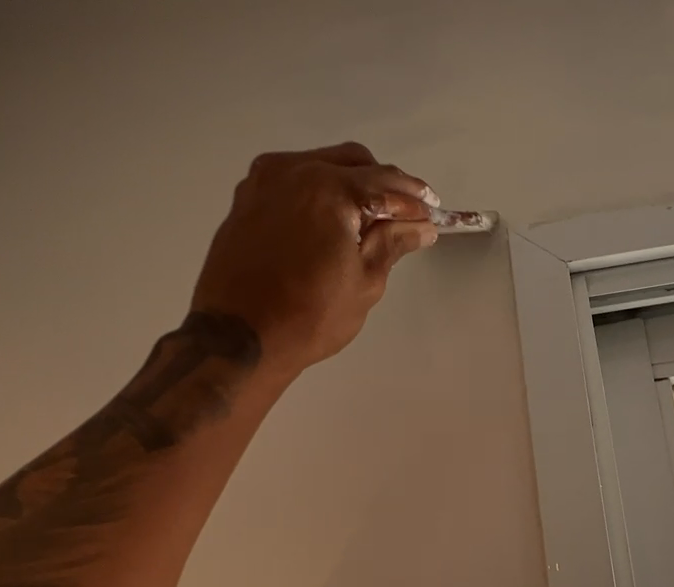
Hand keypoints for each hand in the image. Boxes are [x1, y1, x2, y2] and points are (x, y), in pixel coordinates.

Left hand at [191, 142, 437, 373]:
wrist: (240, 336)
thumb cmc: (310, 315)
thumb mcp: (365, 281)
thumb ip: (393, 243)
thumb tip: (420, 226)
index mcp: (329, 188)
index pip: (386, 183)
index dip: (414, 199)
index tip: (432, 213)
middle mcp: (293, 171)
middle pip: (353, 162)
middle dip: (384, 185)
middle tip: (406, 215)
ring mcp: (264, 181)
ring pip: (320, 165)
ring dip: (350, 185)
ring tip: (369, 222)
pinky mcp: (247, 199)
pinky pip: (293, 181)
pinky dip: (319, 193)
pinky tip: (331, 223)